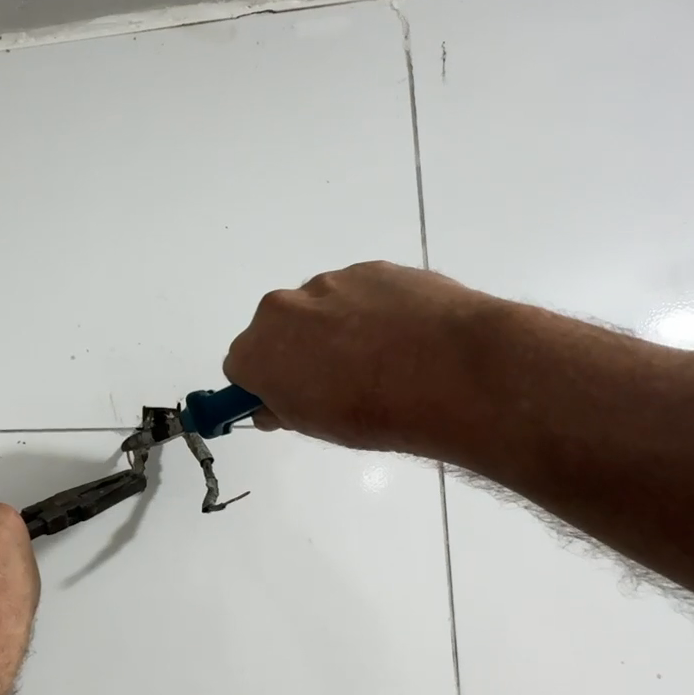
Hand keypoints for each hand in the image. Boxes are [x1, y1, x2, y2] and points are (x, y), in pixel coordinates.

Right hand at [223, 261, 506, 455]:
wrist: (453, 371)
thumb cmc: (369, 411)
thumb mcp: (312, 426)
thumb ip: (281, 407)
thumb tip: (273, 402)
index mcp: (256, 349)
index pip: (241, 366)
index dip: (264, 384)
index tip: (289, 398)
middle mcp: (282, 308)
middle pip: (276, 329)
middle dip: (295, 349)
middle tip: (334, 381)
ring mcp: (330, 282)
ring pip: (319, 308)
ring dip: (336, 327)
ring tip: (380, 358)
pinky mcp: (374, 268)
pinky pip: (360, 292)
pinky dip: (372, 311)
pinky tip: (403, 336)